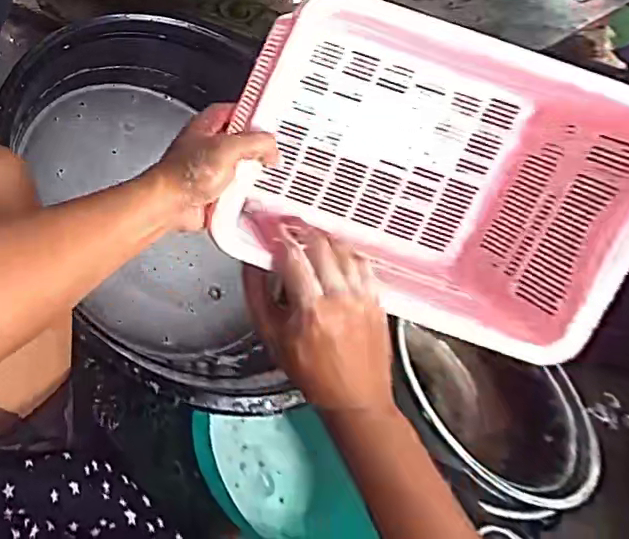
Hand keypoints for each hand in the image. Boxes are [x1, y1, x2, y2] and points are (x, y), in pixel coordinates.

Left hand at [140, 102, 277, 232]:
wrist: (170, 206)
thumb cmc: (183, 174)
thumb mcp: (227, 148)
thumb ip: (254, 142)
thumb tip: (271, 146)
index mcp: (207, 124)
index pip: (236, 110)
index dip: (254, 113)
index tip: (273, 122)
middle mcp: (208, 143)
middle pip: (242, 139)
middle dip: (258, 148)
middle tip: (273, 153)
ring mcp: (211, 167)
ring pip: (242, 165)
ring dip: (253, 173)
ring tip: (264, 176)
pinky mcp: (214, 188)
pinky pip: (239, 187)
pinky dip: (247, 192)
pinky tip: (252, 195)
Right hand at [243, 223, 395, 413]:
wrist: (357, 402)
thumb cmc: (314, 375)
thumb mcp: (272, 336)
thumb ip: (257, 295)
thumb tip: (251, 265)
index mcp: (311, 309)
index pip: (292, 255)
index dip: (277, 236)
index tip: (269, 230)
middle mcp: (340, 300)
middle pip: (320, 245)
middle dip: (300, 229)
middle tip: (288, 227)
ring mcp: (362, 300)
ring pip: (343, 249)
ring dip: (324, 238)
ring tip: (311, 236)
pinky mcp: (377, 303)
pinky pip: (363, 265)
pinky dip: (348, 253)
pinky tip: (337, 253)